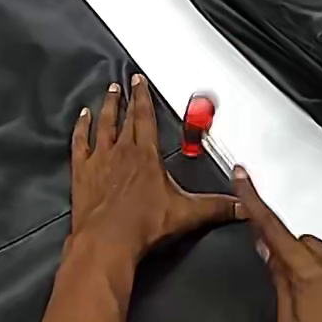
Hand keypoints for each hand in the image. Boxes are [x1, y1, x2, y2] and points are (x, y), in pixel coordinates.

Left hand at [39, 76, 242, 321]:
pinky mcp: (83, 170)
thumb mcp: (186, 214)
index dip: (143, 97)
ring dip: (107, 106)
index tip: (140, 81)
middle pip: (126, 117)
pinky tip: (82, 117)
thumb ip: (215, 207)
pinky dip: (81, 127)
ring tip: (109, 92)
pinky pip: (81, 141)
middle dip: (128, 97)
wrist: (108, 240)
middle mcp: (122, 150)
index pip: (146, 117)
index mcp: (146, 154)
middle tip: (126, 81)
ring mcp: (100, 158)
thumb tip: (241, 205)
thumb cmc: (144, 226)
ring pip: (104, 123)